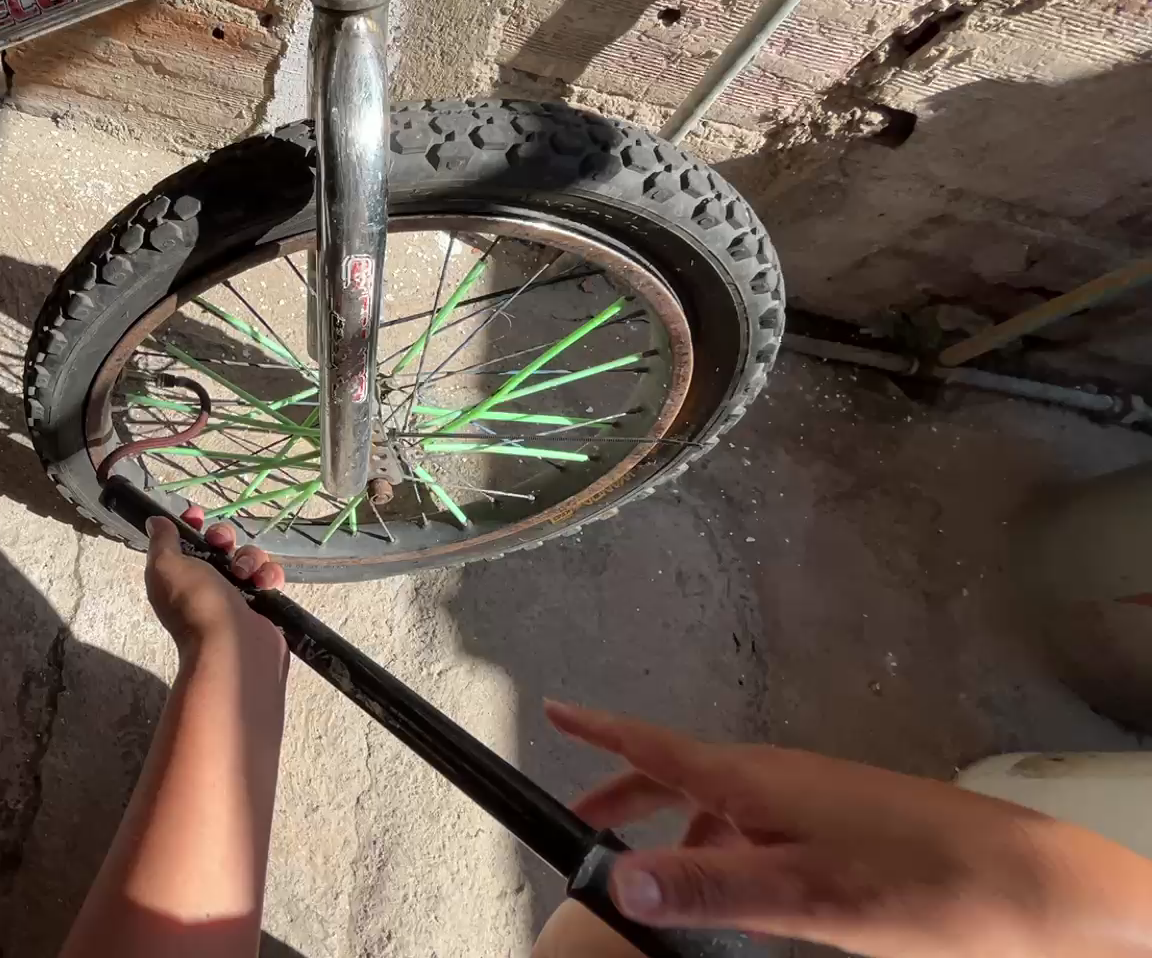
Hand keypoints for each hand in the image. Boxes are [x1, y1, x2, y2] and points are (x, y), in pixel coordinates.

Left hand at [142, 506, 284, 652]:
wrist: (233, 648)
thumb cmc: (196, 604)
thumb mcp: (167, 566)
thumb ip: (161, 541)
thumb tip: (154, 522)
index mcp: (179, 575)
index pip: (185, 540)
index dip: (191, 524)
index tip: (197, 514)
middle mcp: (206, 583)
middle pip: (219, 544)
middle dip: (223, 537)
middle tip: (222, 545)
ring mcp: (235, 594)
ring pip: (247, 557)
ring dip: (249, 558)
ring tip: (245, 575)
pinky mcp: (261, 603)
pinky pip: (268, 576)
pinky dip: (269, 575)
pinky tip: (265, 585)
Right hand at [545, 700, 1151, 957]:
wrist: (1056, 888)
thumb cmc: (925, 884)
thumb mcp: (809, 898)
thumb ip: (710, 888)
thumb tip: (616, 882)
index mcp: (745, 781)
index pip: (649, 744)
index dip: (596, 728)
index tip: (552, 708)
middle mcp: (766, 777)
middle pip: (672, 774)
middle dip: (621, 794)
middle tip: (582, 819)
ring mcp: (805, 796)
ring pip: (715, 803)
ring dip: (671, 826)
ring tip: (654, 869)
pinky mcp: (838, 820)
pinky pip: (754, 823)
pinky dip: (722, 846)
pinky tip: (741, 888)